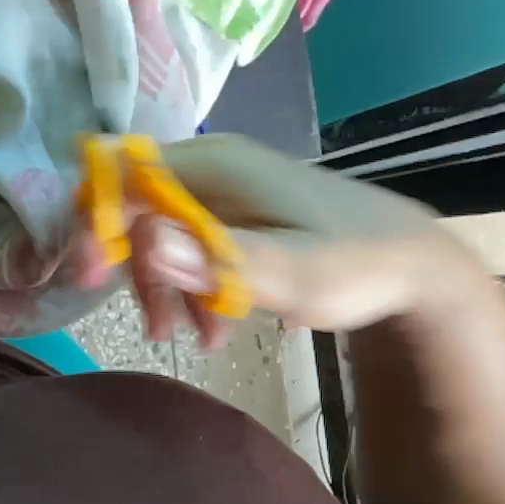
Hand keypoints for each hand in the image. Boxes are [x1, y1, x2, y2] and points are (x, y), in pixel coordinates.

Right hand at [73, 134, 485, 342]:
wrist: (415, 266)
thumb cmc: (358, 265)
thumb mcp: (293, 273)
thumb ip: (217, 259)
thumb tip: (143, 238)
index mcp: (215, 165)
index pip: (120, 171)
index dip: (92, 217)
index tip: (88, 276)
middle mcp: (212, 167)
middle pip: (134, 205)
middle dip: (131, 266)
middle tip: (154, 326)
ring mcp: (224, 190)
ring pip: (159, 230)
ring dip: (163, 286)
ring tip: (188, 338)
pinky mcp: (237, 214)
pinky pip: (188, 243)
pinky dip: (190, 285)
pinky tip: (213, 327)